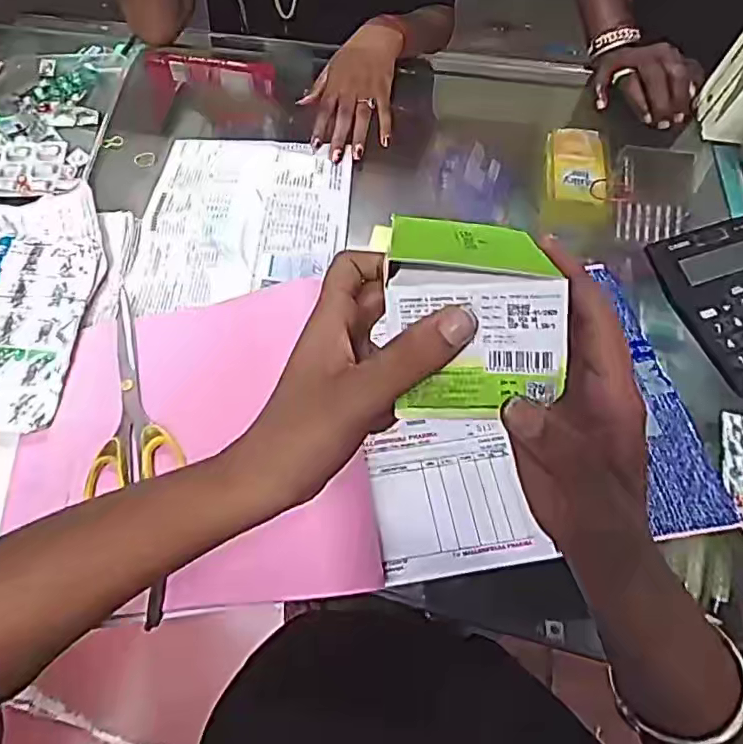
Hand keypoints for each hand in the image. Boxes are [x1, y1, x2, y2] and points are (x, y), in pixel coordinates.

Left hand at [229, 251, 474, 506]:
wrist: (270, 482)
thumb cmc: (301, 433)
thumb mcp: (362, 391)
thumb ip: (411, 355)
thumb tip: (460, 316)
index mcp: (331, 322)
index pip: (353, 268)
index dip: (386, 261)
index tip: (431, 273)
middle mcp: (340, 339)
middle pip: (383, 306)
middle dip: (423, 306)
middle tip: (471, 313)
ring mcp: (347, 368)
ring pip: (392, 344)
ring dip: (424, 348)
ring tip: (470, 354)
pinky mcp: (354, 397)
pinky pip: (391, 377)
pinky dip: (414, 383)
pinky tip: (440, 398)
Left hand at [300, 18, 403, 161]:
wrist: (376, 38)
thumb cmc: (352, 53)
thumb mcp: (330, 68)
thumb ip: (317, 88)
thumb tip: (303, 102)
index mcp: (335, 86)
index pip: (324, 110)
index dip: (319, 128)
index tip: (315, 144)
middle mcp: (350, 90)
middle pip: (343, 117)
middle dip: (339, 138)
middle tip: (336, 156)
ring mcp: (367, 91)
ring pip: (362, 117)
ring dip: (360, 136)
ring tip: (357, 153)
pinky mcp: (383, 91)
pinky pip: (384, 111)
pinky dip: (385, 126)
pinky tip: (384, 140)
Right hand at [501, 238, 650, 552]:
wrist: (600, 548)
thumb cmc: (600, 515)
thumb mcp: (583, 485)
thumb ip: (556, 445)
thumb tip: (517, 405)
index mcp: (612, 392)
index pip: (598, 323)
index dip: (575, 283)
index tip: (548, 252)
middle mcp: (592, 387)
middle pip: (569, 325)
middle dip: (540, 292)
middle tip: (500, 270)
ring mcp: (569, 400)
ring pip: (545, 348)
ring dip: (518, 324)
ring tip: (481, 302)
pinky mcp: (547, 414)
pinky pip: (525, 375)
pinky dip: (504, 358)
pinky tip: (475, 354)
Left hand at [591, 41, 703, 128]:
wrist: (625, 42)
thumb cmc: (615, 63)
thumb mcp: (602, 72)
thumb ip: (601, 89)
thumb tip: (601, 105)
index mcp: (635, 59)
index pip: (640, 83)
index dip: (644, 102)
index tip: (648, 119)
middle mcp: (655, 55)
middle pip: (663, 80)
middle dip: (666, 103)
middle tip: (667, 123)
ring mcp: (672, 54)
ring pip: (681, 76)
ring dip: (682, 98)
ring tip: (681, 117)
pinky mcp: (683, 56)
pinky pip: (694, 71)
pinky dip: (695, 87)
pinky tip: (693, 103)